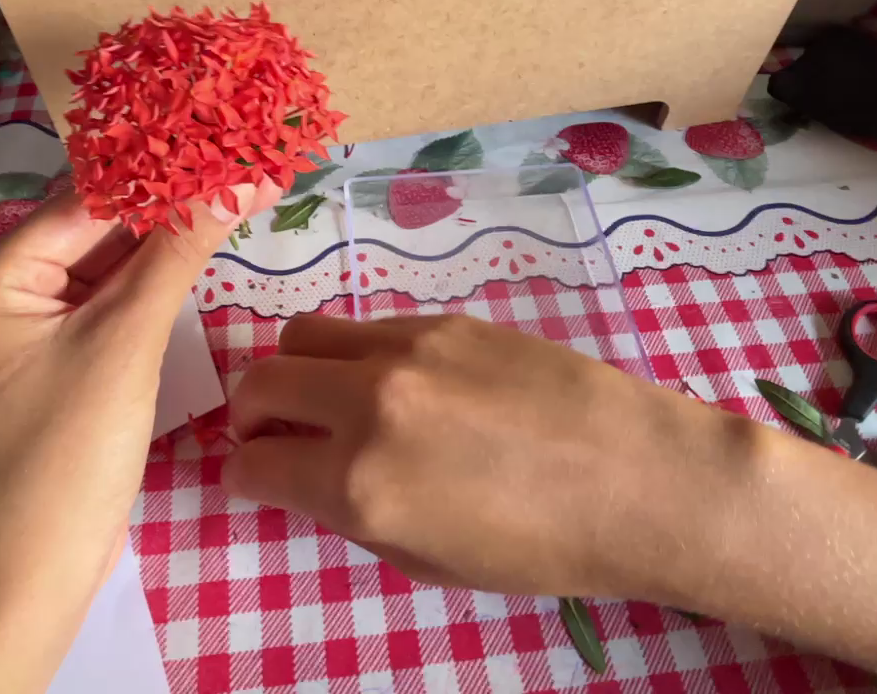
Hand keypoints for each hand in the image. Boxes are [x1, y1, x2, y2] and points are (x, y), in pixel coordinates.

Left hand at [0, 179, 277, 692]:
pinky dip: (153, 284)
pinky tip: (199, 254)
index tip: (220, 142)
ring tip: (232, 198)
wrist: (34, 573)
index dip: (158, 172)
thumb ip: (179, 253)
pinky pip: (110, 304)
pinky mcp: (62, 361)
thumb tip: (238, 180)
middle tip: (237, 168)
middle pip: (96, 230)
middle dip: (167, 205)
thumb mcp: (127, 339)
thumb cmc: (67, 449)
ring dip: (166, 242)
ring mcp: (33, 330)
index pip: (86, 201)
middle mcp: (3, 294)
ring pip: (107, 267)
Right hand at [219, 313, 760, 601]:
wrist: (635, 476)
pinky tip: (394, 380)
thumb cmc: (539, 546)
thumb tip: (305, 473)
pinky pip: (367, 327)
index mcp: (359, 484)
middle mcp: (367, 403)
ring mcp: (405, 348)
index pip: (253, 464)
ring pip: (304, 333)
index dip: (241, 472)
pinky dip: (354, 353)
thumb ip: (349, 511)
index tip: (251, 472)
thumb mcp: (426, 558)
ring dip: (294, 367)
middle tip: (269, 430)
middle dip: (248, 412)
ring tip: (322, 394)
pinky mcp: (443, 317)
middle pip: (261, 381)